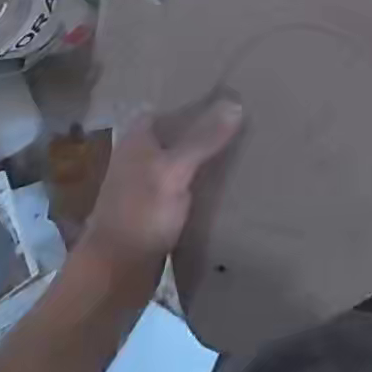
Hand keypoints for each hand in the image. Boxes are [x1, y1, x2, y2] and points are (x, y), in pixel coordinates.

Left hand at [81, 98, 243, 280]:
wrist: (113, 278)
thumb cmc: (139, 216)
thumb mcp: (174, 172)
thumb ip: (204, 138)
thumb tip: (238, 103)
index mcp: (142, 135)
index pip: (181, 103)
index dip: (210, 97)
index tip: (244, 92)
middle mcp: (146, 151)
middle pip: (189, 128)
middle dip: (218, 124)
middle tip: (258, 116)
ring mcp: (154, 178)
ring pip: (193, 155)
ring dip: (216, 152)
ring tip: (255, 142)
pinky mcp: (164, 204)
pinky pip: (194, 179)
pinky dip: (212, 176)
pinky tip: (237, 176)